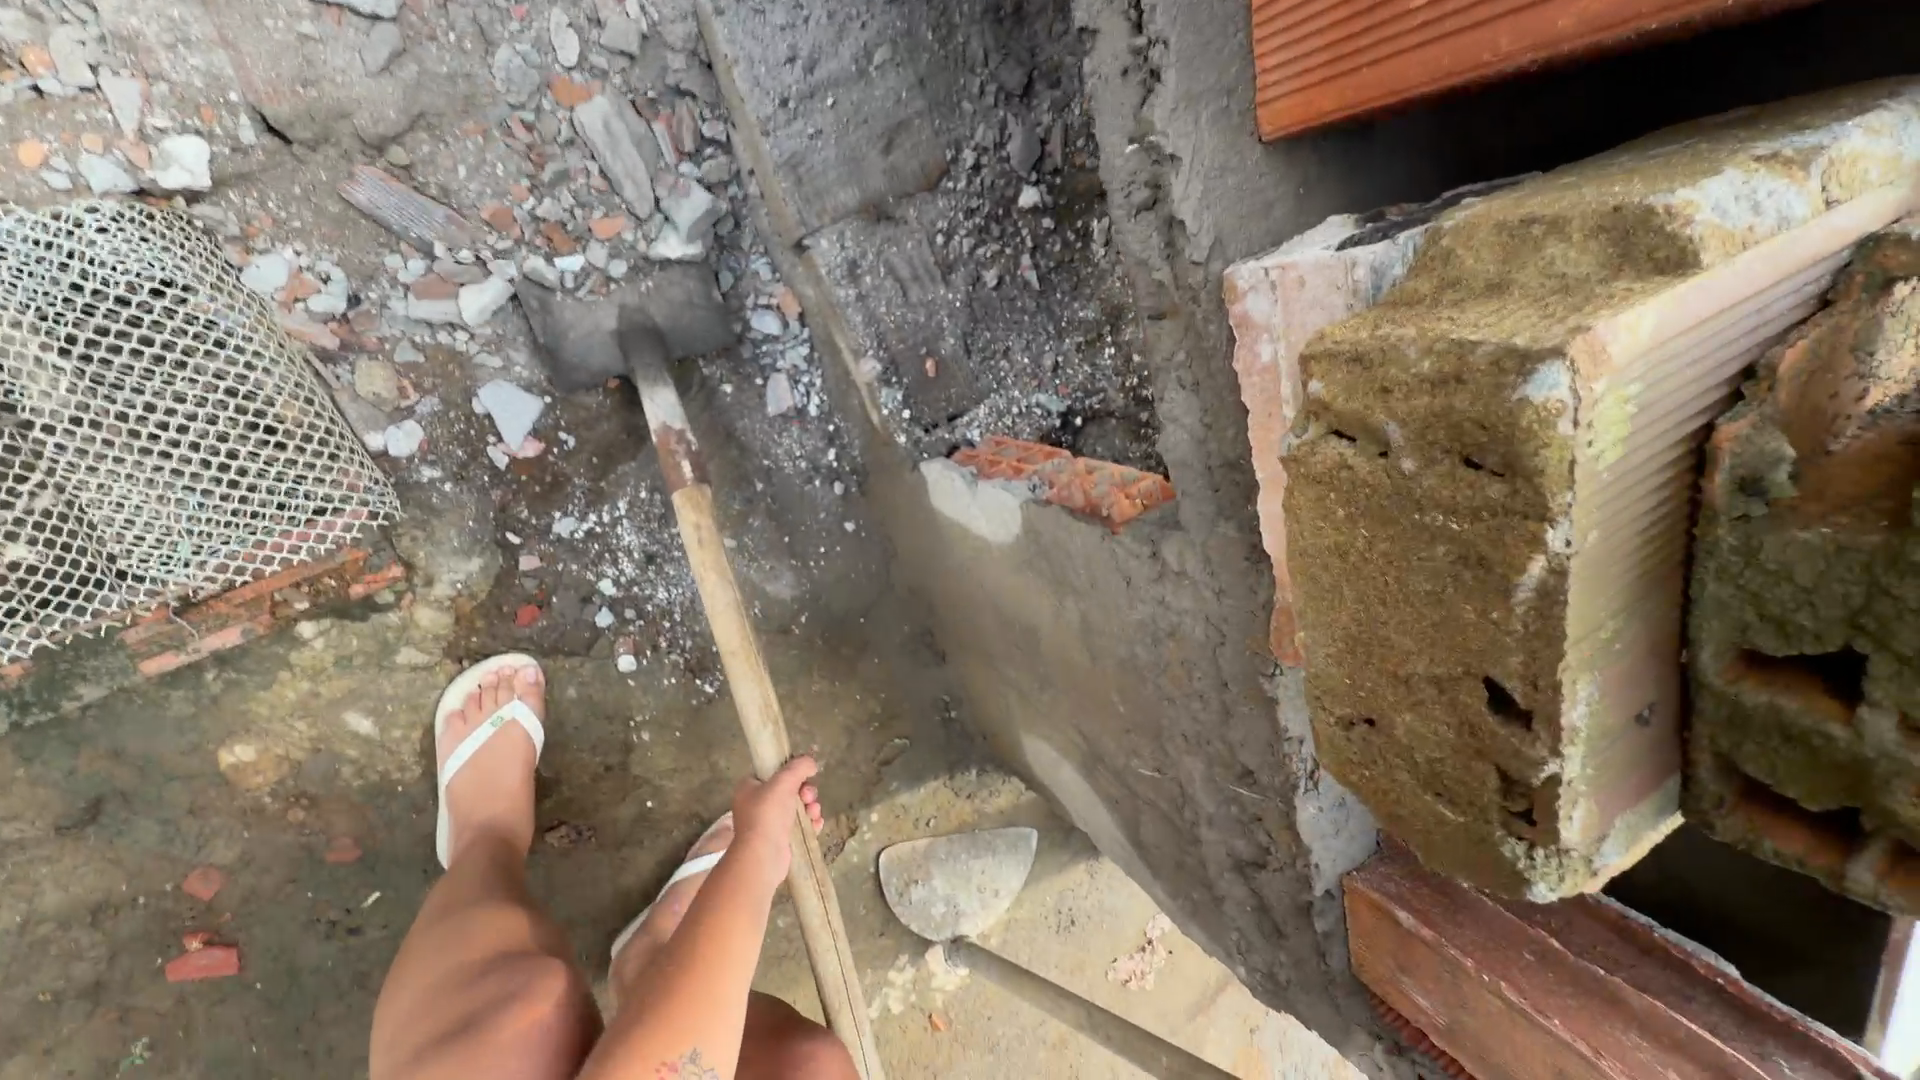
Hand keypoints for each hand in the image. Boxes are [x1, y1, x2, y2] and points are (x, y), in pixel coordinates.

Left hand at [730, 756, 823, 884]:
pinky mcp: (781, 839)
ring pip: (797, 806)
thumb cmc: (767, 814)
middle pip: (789, 789)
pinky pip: (801, 824)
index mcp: (750, 788)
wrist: (763, 855)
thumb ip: (799, 766)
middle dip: (805, 791)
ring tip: (813, 813)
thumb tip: (811, 763)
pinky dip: (810, 822)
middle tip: (807, 797)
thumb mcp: (783, 781)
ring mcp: (769, 823)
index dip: (790, 772)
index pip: (772, 772)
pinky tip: (816, 824)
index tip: (802, 775)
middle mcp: (757, 804)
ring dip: (810, 806)